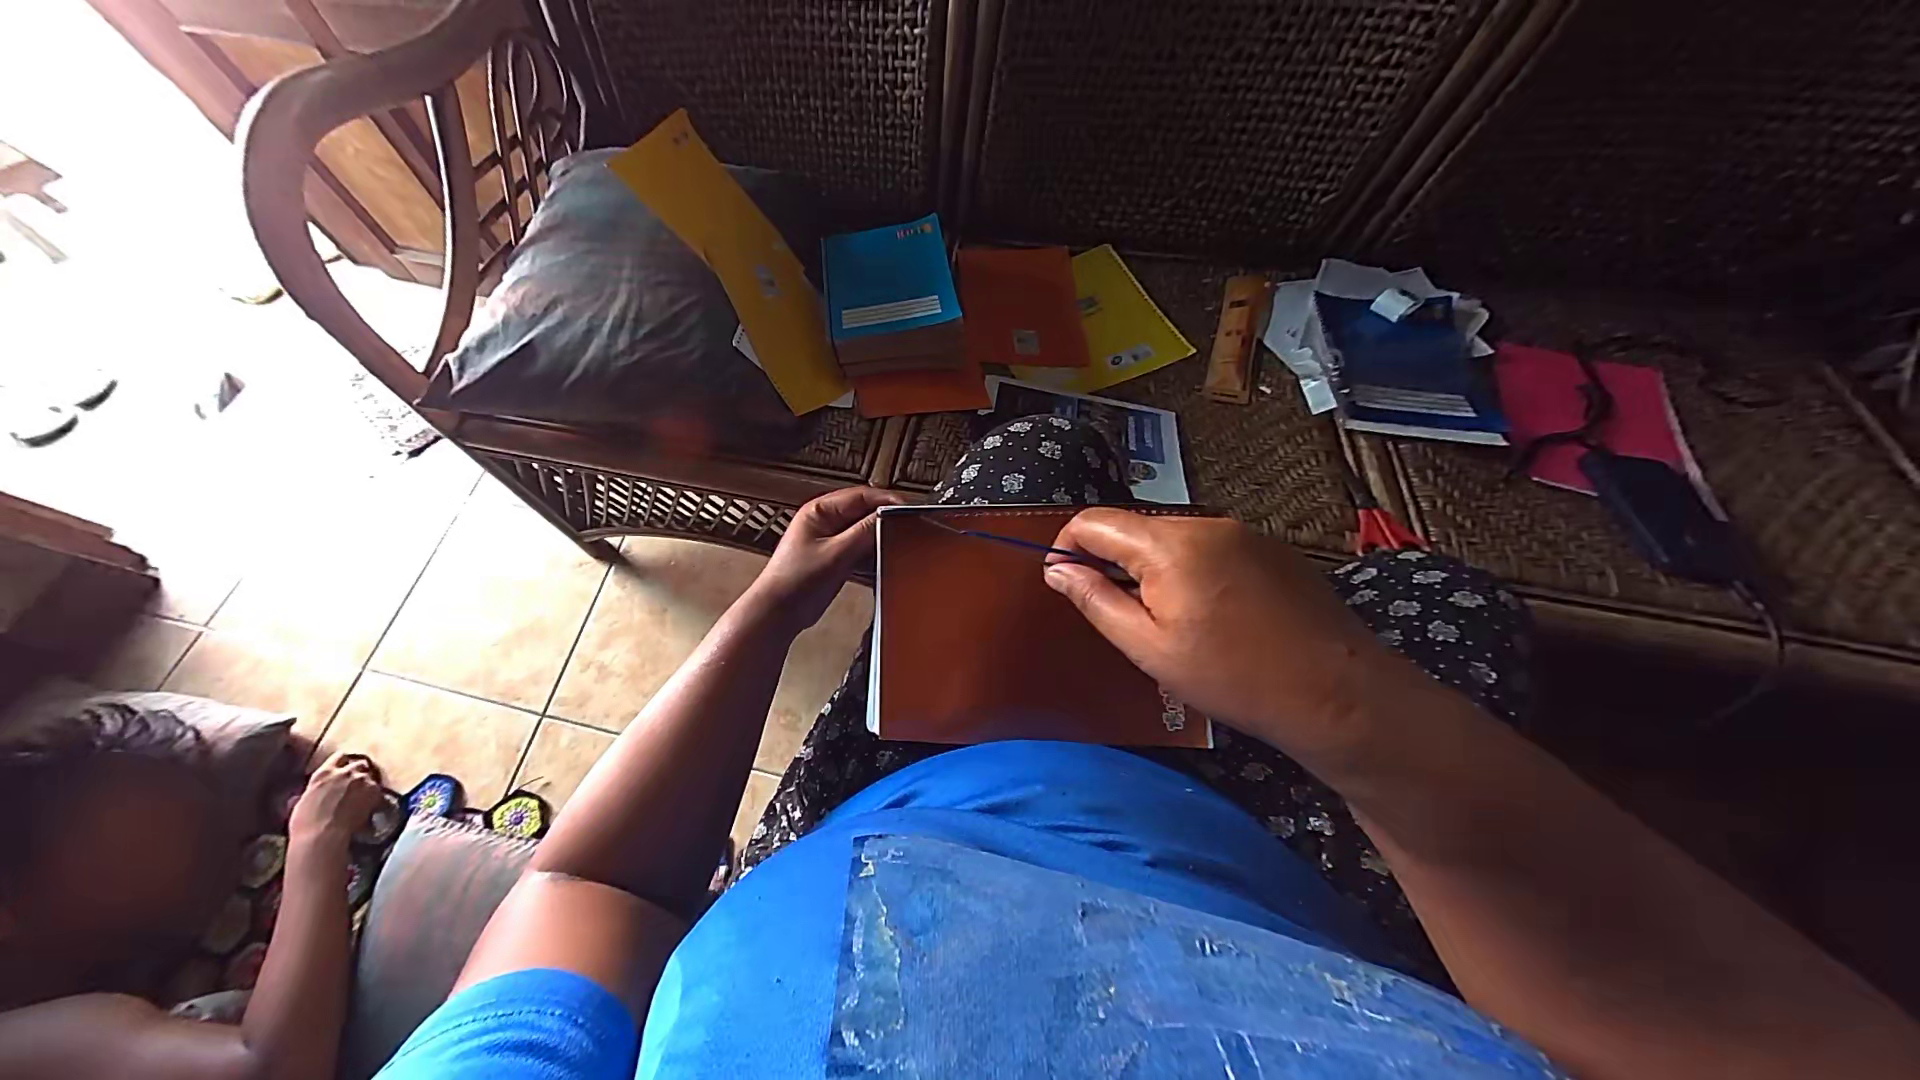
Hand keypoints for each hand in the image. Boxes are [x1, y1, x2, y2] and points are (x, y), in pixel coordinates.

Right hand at [288, 753, 383, 845]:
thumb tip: (300, 796)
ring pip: (370, 774)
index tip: (345, 766)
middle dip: (358, 771)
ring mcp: (362, 779)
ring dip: (367, 782)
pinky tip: (369, 803)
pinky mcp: (375, 789)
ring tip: (363, 794)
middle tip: (355, 782)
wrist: (323, 834)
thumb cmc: (305, 823)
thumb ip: (310, 792)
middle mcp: (345, 772)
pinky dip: (374, 793)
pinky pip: (377, 787)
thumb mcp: (302, 803)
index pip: (339, 756)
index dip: (343, 761)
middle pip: (359, 764)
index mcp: (323, 774)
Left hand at [748, 486, 907, 633]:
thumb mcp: (835, 554)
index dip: (886, 500)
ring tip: (895, 545)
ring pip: (865, 531)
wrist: (778, 612)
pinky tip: (881, 561)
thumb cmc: (793, 581)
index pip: (861, 495)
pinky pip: (861, 548)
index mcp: (819, 510)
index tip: (906, 509)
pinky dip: (873, 553)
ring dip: (879, 538)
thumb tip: (886, 516)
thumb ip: (863, 533)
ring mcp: (830, 539)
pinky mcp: (835, 557)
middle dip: (885, 519)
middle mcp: (825, 521)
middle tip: (906, 526)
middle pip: (865, 511)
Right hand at [1045, 509, 1411, 756]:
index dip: (1068, 547)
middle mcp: (1205, 523)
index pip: (1093, 520)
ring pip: (1170, 538)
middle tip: (1122, 616)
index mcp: (1169, 544)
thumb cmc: (1233, 677)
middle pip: (1134, 528)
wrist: (1337, 693)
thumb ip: (1095, 600)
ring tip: (1171, 622)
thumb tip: (1058, 569)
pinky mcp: (1268, 546)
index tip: (1067, 582)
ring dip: (1152, 569)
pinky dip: (1190, 570)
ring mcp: (1241, 532)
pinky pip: (1208, 546)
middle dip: (1113, 562)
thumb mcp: (1148, 647)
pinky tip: (1211, 614)